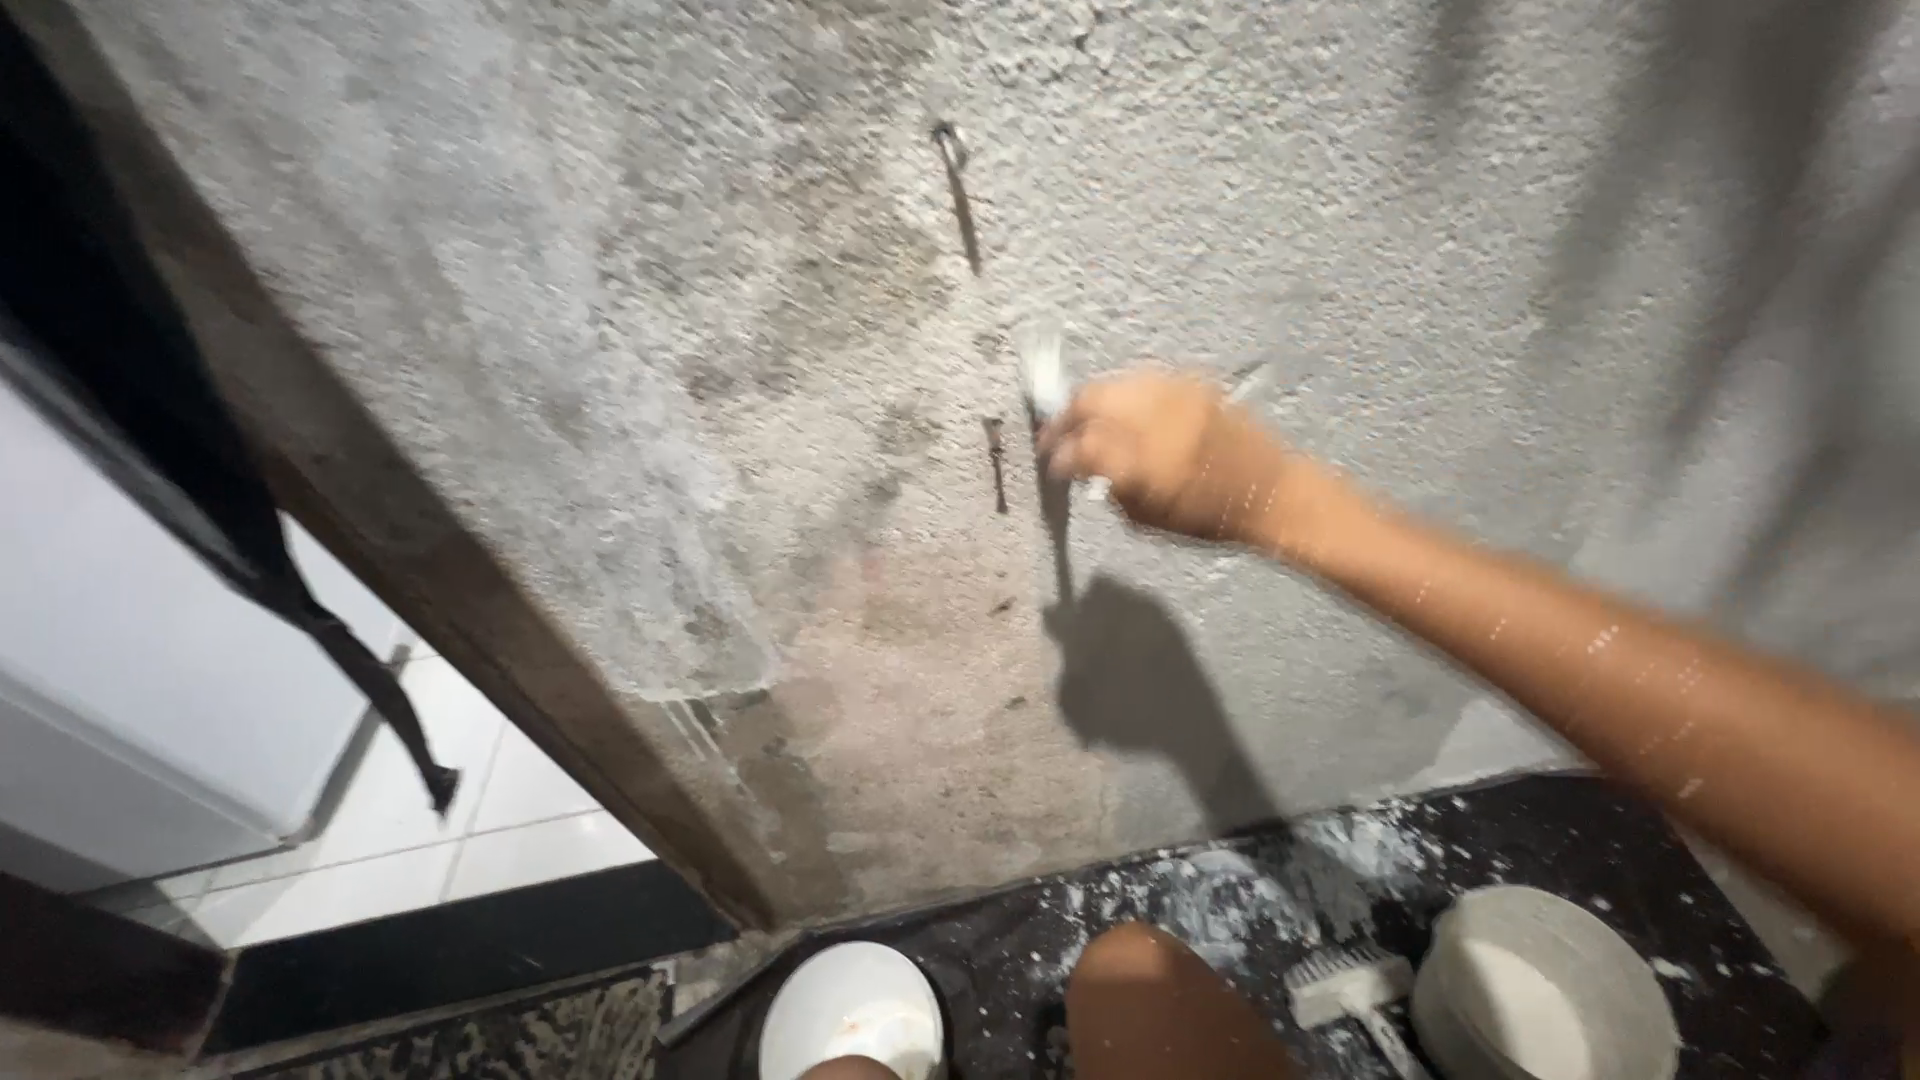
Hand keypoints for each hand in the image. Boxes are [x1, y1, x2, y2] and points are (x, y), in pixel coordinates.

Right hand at [1037, 370, 1336, 552]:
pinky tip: (1121, 408)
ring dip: (1093, 400)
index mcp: (1145, 466)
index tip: (1051, 462)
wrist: (1272, 492)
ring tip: (1085, 418)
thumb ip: (1111, 491)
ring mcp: (1177, 397)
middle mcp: (1158, 423)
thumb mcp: (1149, 522)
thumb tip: (1085, 468)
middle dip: (1066, 415)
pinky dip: (1125, 391)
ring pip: (1116, 382)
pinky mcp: (1194, 385)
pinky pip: (1144, 379)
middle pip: (1092, 399)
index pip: (1084, 447)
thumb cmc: (1209, 520)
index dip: (1060, 455)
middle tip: (1055, 432)